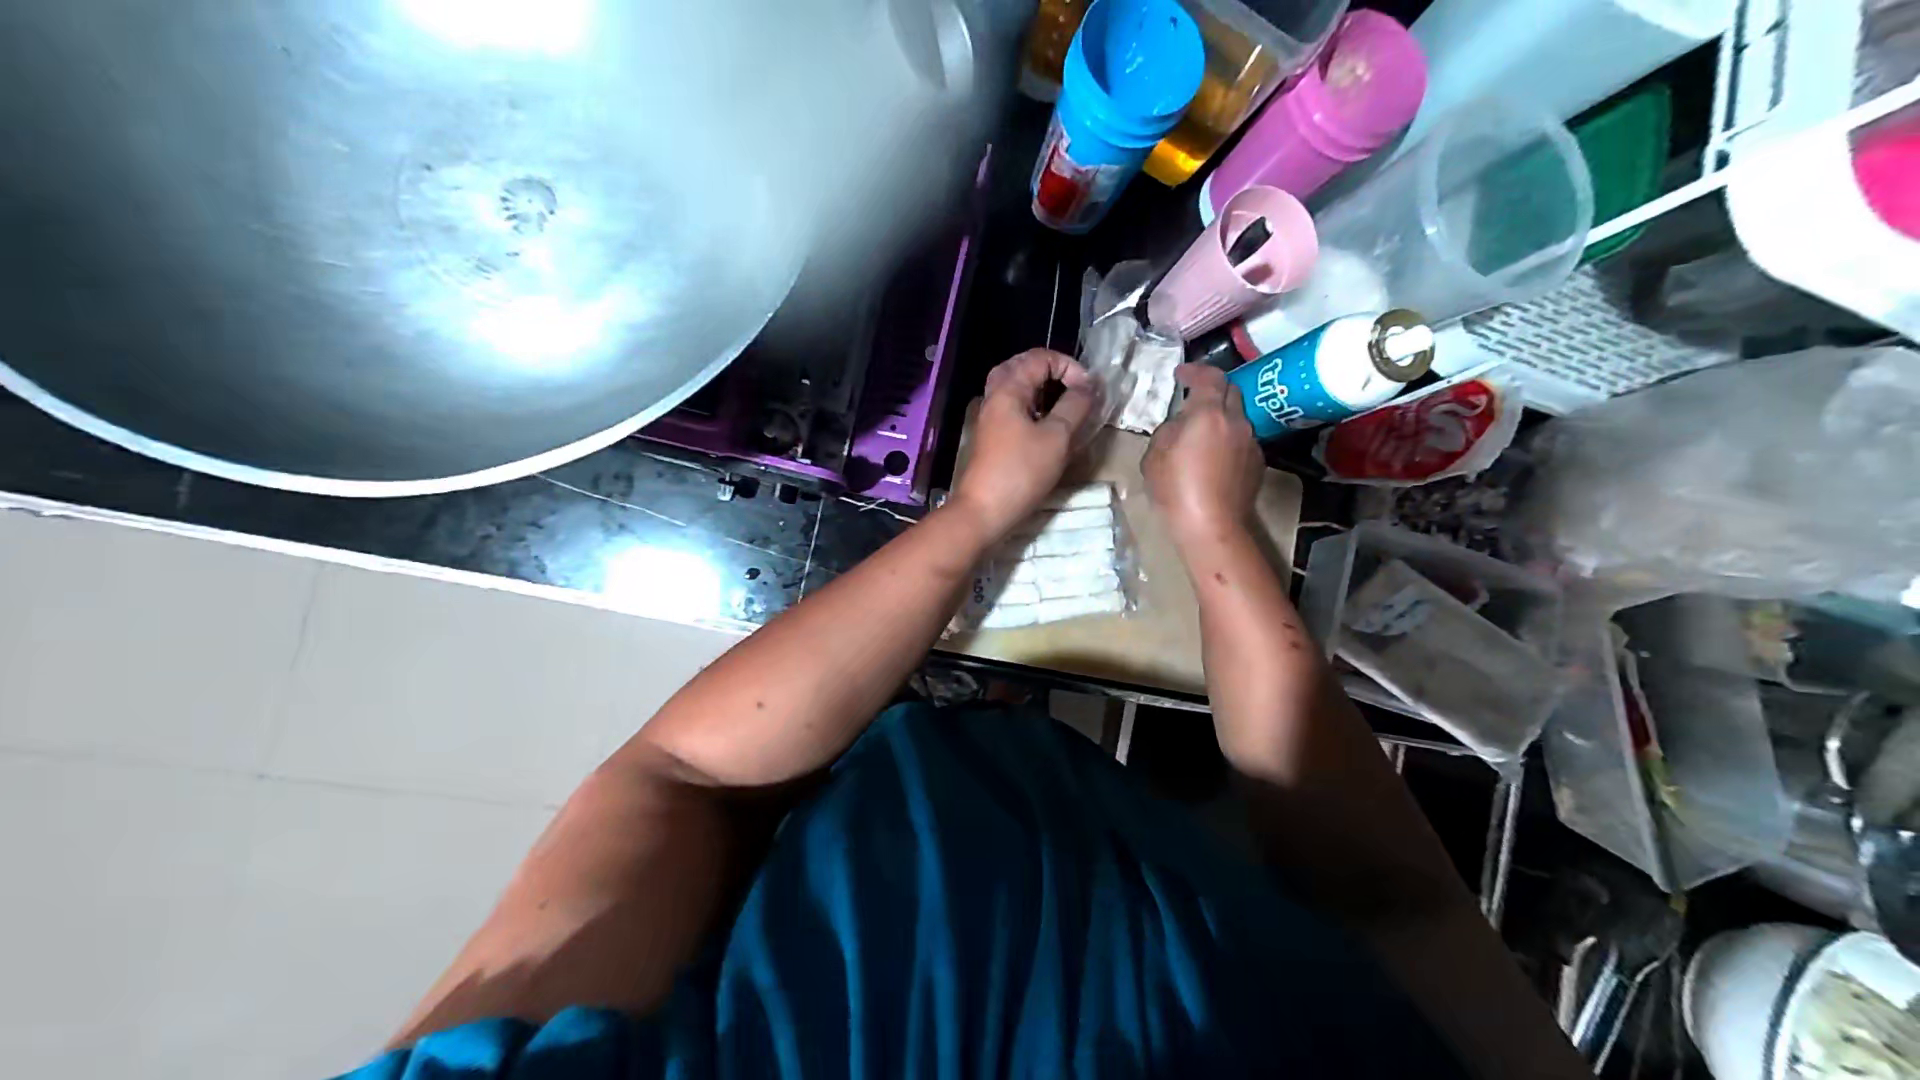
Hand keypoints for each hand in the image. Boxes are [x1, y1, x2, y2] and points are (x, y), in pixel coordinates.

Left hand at [949, 349, 1096, 539]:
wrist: (984, 511)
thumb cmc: (1021, 472)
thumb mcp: (1057, 437)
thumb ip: (1075, 406)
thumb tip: (1089, 386)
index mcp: (1008, 389)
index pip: (1040, 357)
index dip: (1069, 366)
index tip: (1088, 391)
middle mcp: (995, 397)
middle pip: (1023, 367)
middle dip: (1053, 373)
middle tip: (1074, 390)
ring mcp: (991, 417)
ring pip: (1016, 389)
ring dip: (1043, 390)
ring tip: (1065, 406)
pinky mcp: (993, 436)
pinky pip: (1013, 409)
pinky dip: (1033, 408)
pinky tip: (1049, 426)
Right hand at [1144, 364, 1263, 552]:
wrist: (1211, 525)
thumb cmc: (1176, 488)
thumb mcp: (1154, 455)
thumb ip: (1167, 431)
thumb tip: (1179, 426)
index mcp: (1208, 413)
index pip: (1209, 377)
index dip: (1194, 370)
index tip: (1181, 373)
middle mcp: (1235, 421)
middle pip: (1230, 392)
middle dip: (1212, 390)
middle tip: (1193, 399)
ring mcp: (1251, 442)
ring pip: (1237, 417)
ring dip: (1221, 417)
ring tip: (1202, 432)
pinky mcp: (1257, 464)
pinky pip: (1242, 440)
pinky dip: (1228, 439)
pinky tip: (1214, 458)